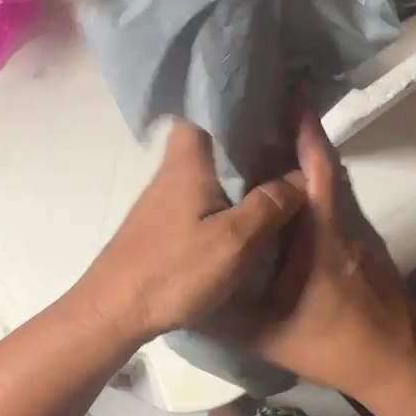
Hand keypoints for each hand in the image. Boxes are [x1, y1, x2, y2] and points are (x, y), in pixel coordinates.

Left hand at [68, 121, 306, 345]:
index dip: (235, 104)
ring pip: (206, 172)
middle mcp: (171, 171)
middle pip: (210, 142)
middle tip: (287, 146)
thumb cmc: (173, 270)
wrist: (114, 311)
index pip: (204, 110)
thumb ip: (269, 206)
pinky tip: (246, 215)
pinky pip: (199, 197)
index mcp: (187, 162)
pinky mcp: (160, 224)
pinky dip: (223, 198)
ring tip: (277, 179)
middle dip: (245, 141)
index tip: (271, 106)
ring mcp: (162, 199)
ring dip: (236, 174)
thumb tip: (302, 177)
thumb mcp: (234, 241)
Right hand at [224, 109, 415, 400]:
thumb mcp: (268, 334)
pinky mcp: (368, 251)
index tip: (292, 93)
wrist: (398, 365)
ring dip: (307, 168)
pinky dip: (316, 197)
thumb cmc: (332, 344)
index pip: (315, 167)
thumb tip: (186, 297)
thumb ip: (226, 315)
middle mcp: (343, 224)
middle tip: (266, 117)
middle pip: (324, 169)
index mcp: (320, 234)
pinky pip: (338, 211)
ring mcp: (360, 237)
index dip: (306, 128)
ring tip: (271, 157)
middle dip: (300, 138)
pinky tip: (292, 212)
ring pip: (333, 191)